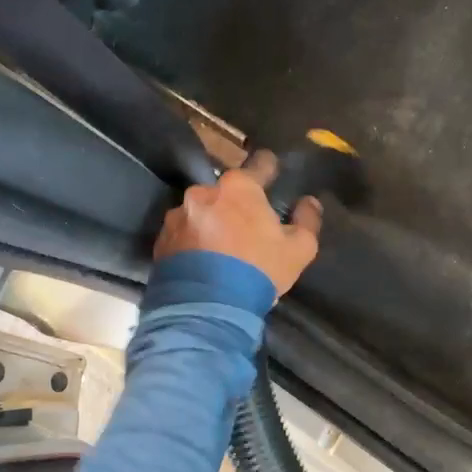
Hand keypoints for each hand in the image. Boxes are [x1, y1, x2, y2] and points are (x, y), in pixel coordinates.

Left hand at [154, 151, 323, 296]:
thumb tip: (310, 202)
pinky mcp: (162, 239)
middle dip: (239, 204)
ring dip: (214, 222)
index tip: (275, 174)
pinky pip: (184, 232)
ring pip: (203, 211)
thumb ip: (307, 220)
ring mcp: (178, 214)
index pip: (260, 164)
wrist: (206, 307)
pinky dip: (195, 241)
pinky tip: (205, 261)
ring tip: (223, 249)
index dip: (271, 169)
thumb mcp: (299, 249)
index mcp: (240, 187)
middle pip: (228, 191)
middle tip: (250, 227)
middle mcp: (204, 191)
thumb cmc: (260, 270)